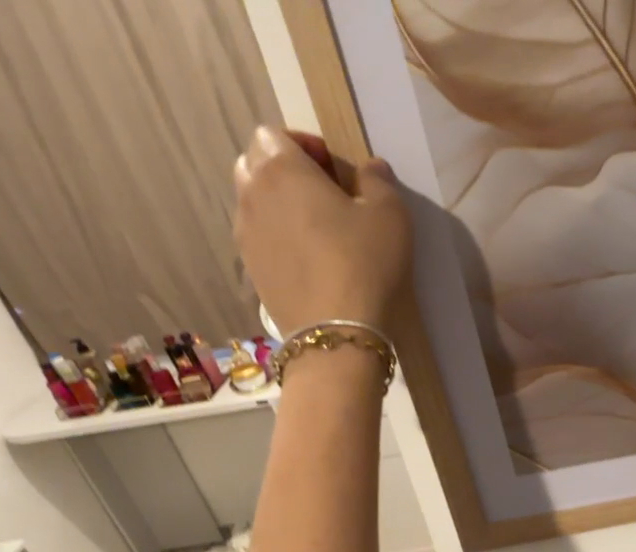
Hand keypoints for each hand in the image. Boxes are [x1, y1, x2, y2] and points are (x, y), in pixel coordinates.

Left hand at [233, 126, 412, 339]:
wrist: (337, 332)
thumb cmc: (366, 263)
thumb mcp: (390, 214)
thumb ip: (378, 181)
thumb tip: (371, 167)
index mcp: (280, 169)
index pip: (272, 134)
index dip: (303, 144)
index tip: (333, 169)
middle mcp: (252, 194)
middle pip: (254, 164)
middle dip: (284, 170)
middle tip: (324, 195)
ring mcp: (245, 234)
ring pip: (254, 202)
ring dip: (279, 205)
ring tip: (317, 230)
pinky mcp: (251, 269)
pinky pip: (259, 237)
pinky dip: (278, 237)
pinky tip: (310, 260)